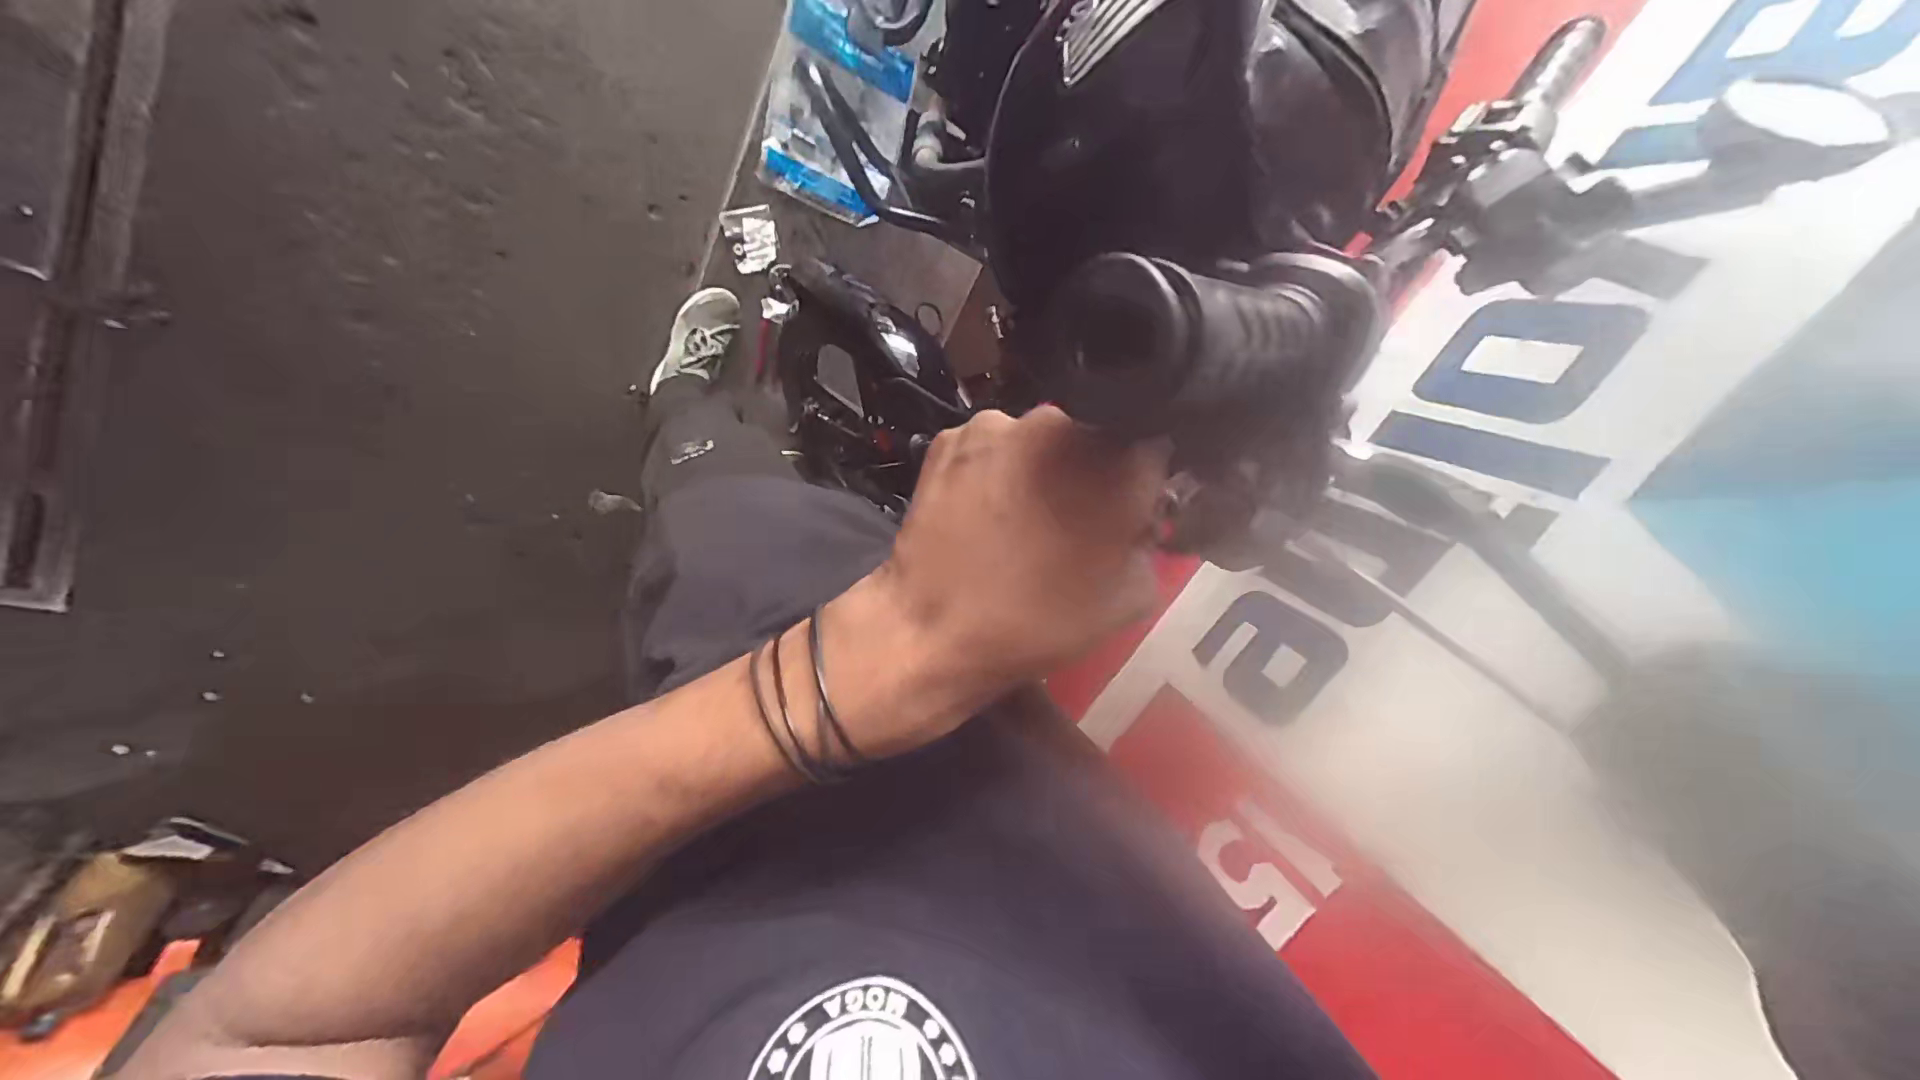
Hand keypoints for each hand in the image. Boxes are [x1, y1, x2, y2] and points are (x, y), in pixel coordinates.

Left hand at [822, 407, 1169, 756]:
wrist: (934, 630)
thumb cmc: (1039, 620)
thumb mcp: (1131, 596)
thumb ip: (1151, 539)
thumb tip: (1138, 514)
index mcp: (1115, 457)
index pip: (1153, 445)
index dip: (1142, 481)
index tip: (1125, 511)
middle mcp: (1056, 422)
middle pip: (1090, 437)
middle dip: (1088, 471)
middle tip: (1070, 520)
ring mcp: (995, 425)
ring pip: (1036, 439)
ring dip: (1038, 468)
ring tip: (1017, 520)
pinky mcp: (948, 438)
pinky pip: (990, 448)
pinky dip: (994, 471)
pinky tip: (982, 513)